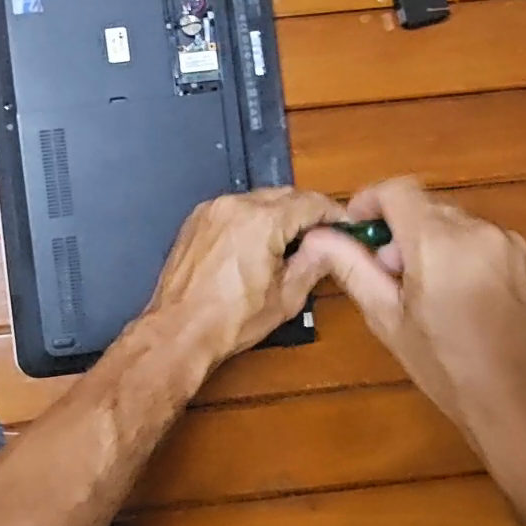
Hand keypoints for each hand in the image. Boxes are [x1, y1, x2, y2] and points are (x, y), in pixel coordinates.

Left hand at [139, 187, 344, 365]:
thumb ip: (313, 263)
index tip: (346, 225)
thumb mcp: (286, 297)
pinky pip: (234, 209)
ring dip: (278, 214)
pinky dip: (250, 219)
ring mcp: (211, 209)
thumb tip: (330, 244)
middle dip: (306, 212)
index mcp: (261, 221)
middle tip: (322, 236)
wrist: (179, 330)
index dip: (333, 213)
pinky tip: (256, 244)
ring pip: (258, 200)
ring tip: (289, 242)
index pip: (310, 202)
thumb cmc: (231, 320)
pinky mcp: (196, 219)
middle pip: (284, 195)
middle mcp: (234, 205)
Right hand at [298, 179, 525, 437]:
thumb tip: (317, 236)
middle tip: (391, 277)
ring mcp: (513, 245)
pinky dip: (467, 256)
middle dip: (401, 231)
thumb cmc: (446, 367)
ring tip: (430, 294)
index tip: (356, 229)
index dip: (369, 201)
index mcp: (439, 242)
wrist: (524, 406)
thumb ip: (351, 268)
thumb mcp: (387, 319)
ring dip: (435, 244)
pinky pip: (487, 243)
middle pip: (427, 208)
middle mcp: (480, 231)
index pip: (397, 190)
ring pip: (458, 226)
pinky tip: (466, 301)